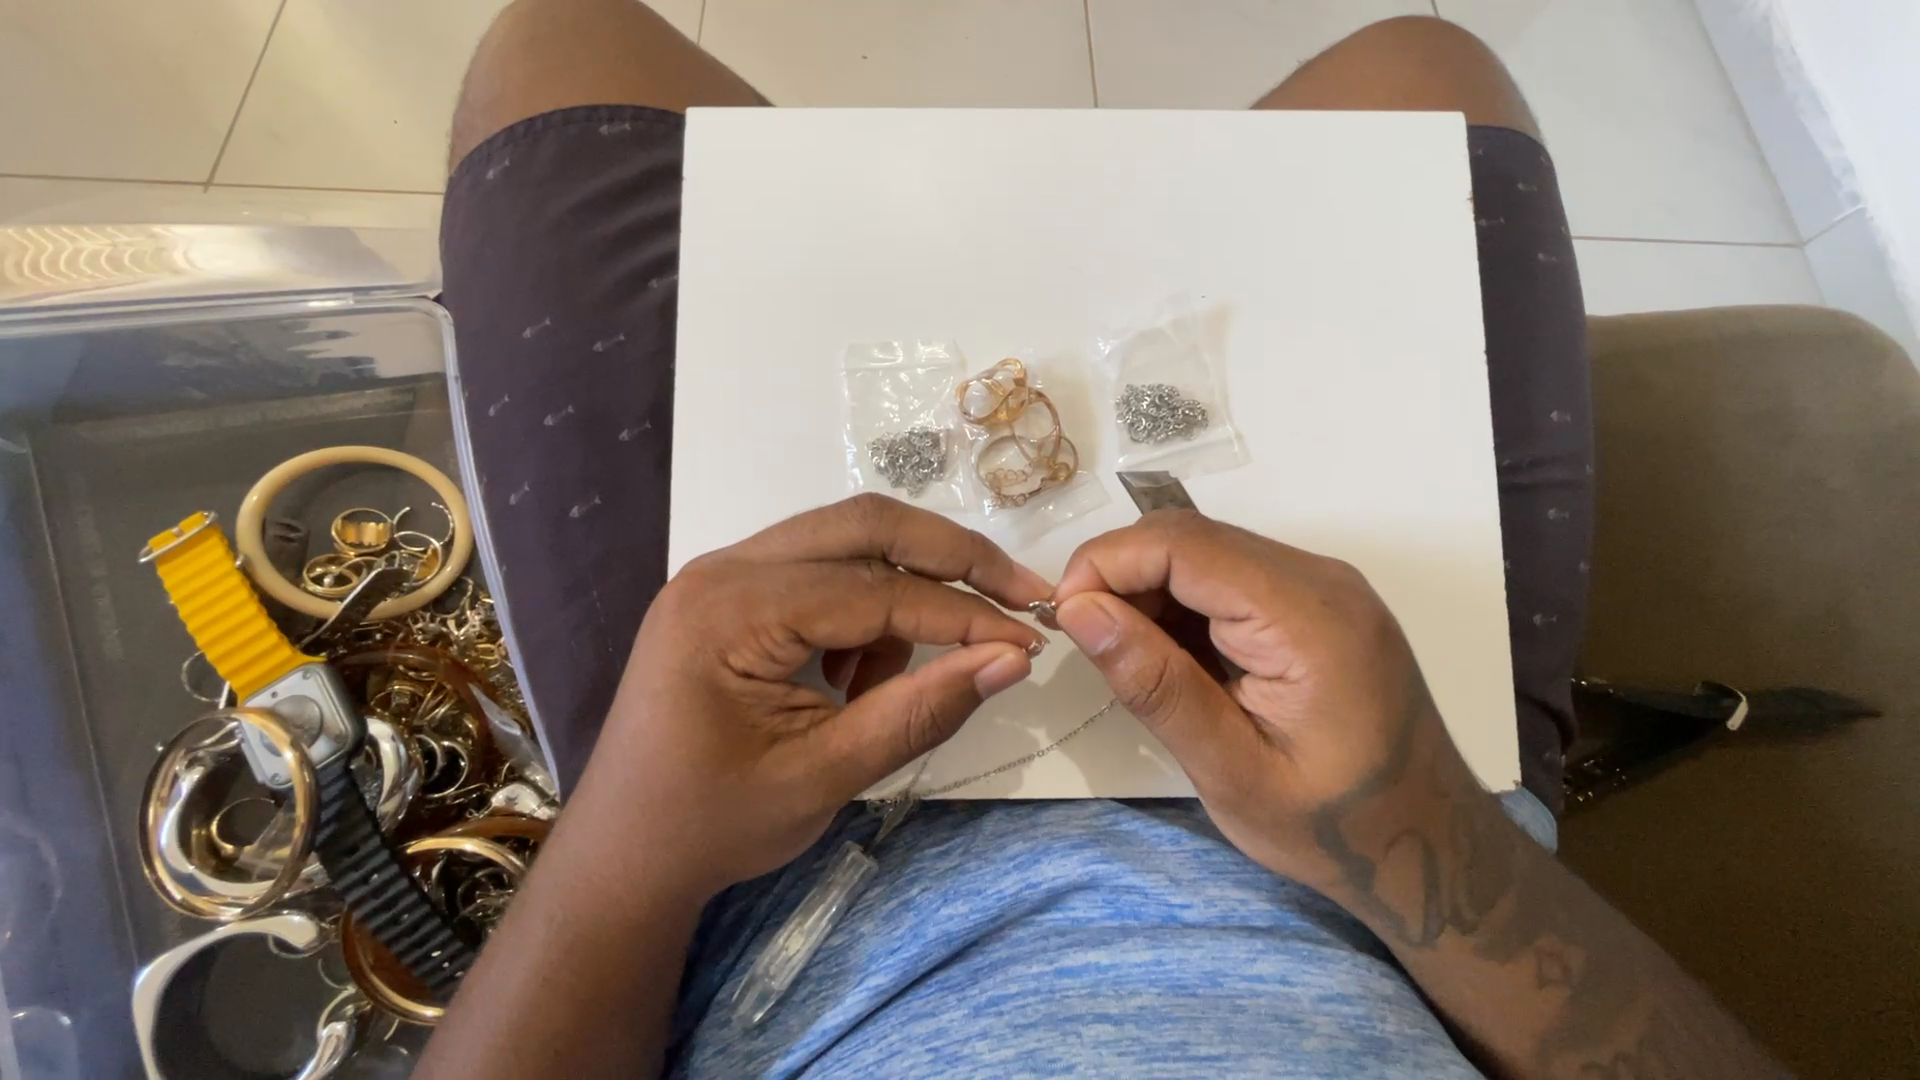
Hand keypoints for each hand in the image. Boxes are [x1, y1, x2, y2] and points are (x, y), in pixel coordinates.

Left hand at [585, 494, 1049, 895]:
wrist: (623, 855)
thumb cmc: (712, 825)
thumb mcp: (824, 776)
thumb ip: (919, 712)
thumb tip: (1010, 659)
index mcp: (732, 610)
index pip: (876, 589)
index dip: (962, 614)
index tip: (1029, 639)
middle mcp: (725, 566)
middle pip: (864, 525)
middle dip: (951, 558)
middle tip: (1018, 594)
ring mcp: (725, 572)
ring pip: (847, 540)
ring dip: (902, 591)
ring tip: (889, 683)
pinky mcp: (733, 592)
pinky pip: (822, 572)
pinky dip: (863, 611)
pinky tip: (849, 680)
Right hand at [1051, 510, 1506, 935]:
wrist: (1426, 847)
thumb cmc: (1330, 828)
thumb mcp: (1229, 771)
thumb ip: (1155, 685)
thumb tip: (1078, 609)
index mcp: (1308, 618)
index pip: (1184, 545)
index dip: (1107, 562)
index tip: (1062, 617)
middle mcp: (1320, 579)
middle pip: (1191, 537)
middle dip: (1120, 574)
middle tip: (1087, 642)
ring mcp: (1321, 586)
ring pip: (1203, 552)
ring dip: (1147, 590)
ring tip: (1129, 660)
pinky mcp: (1313, 601)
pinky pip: (1227, 577)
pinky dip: (1180, 604)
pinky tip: (1171, 658)